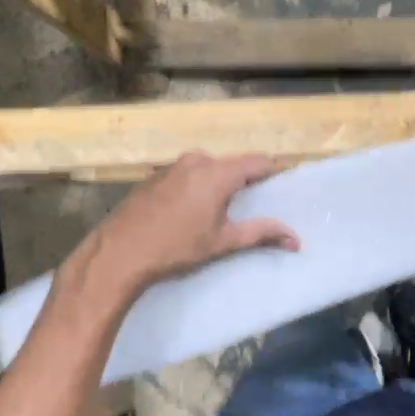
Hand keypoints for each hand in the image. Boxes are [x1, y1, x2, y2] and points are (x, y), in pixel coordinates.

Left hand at [66, 152, 299, 302]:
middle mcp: (196, 161)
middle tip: (253, 205)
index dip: (273, 172)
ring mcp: (172, 167)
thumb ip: (261, 234)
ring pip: (207, 169)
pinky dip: (196, 188)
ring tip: (221, 212)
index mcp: (217, 172)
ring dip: (218, 185)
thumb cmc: (176, 248)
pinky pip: (186, 176)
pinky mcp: (154, 178)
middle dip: (244, 181)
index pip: (258, 162)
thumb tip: (295, 239)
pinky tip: (190, 213)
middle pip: (232, 164)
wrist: (119, 254)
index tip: (282, 186)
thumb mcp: (223, 242)